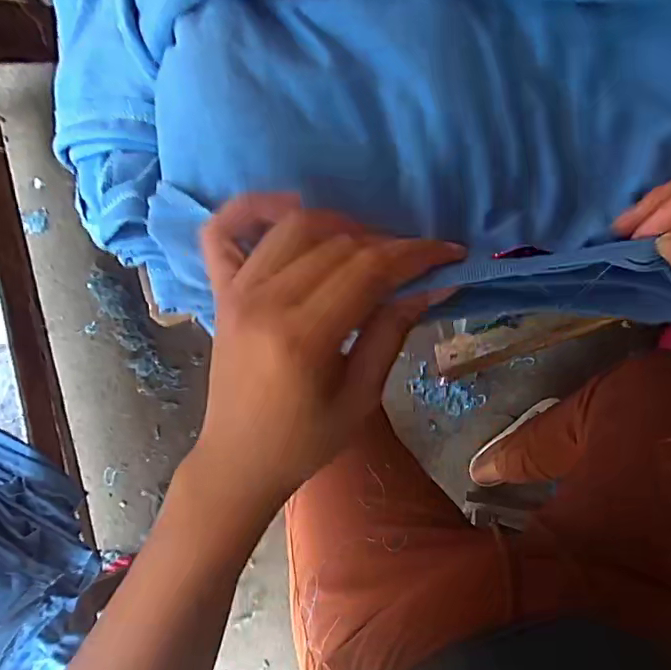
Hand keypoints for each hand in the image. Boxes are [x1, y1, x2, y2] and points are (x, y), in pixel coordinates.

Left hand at [188, 193, 463, 509]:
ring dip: (341, 225)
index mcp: (303, 337)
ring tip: (370, 247)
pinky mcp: (220, 293)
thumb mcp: (360, 397)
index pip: (368, 270)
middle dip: (389, 244)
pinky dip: (254, 208)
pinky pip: (223, 231)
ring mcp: (236, 293)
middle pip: (338, 245)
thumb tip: (433, 285)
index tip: (450, 253)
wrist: (238, 461)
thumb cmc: (304, 442)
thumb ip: (391, 332)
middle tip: (418, 261)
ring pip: (294, 228)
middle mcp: (265, 302)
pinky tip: (289, 208)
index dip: (416, 255)